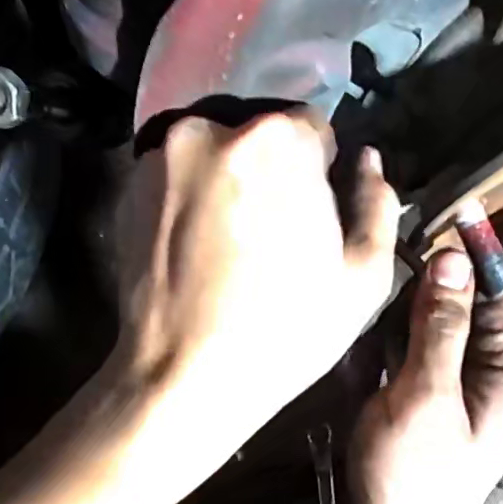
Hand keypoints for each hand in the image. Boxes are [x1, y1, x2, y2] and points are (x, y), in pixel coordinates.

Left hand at [107, 111, 398, 452]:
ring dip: (225, 182)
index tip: (307, 218)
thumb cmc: (284, 333)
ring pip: (212, 155)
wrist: (182, 376)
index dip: (319, 174)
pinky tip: (194, 251)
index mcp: (278, 138)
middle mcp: (211, 128)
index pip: (314, 129)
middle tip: (268, 235)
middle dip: (270, 172)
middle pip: (258, 136)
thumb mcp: (362, 279)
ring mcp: (159, 157)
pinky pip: (174, 179)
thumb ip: (376, 205)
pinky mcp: (126, 189)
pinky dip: (187, 200)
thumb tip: (366, 162)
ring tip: (227, 246)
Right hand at [350, 249, 502, 503]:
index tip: (394, 308)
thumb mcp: (426, 394)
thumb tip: (452, 255)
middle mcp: (498, 365)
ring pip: (421, 328)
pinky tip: (372, 387)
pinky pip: (410, 354)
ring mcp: (466, 380)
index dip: (434, 288)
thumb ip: (440, 325)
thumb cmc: (414, 474)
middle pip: (449, 306)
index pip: (480, 289)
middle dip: (405, 325)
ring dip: (388, 345)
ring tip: (374, 381)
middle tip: (380, 362)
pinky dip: (386, 363)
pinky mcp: (437, 393)